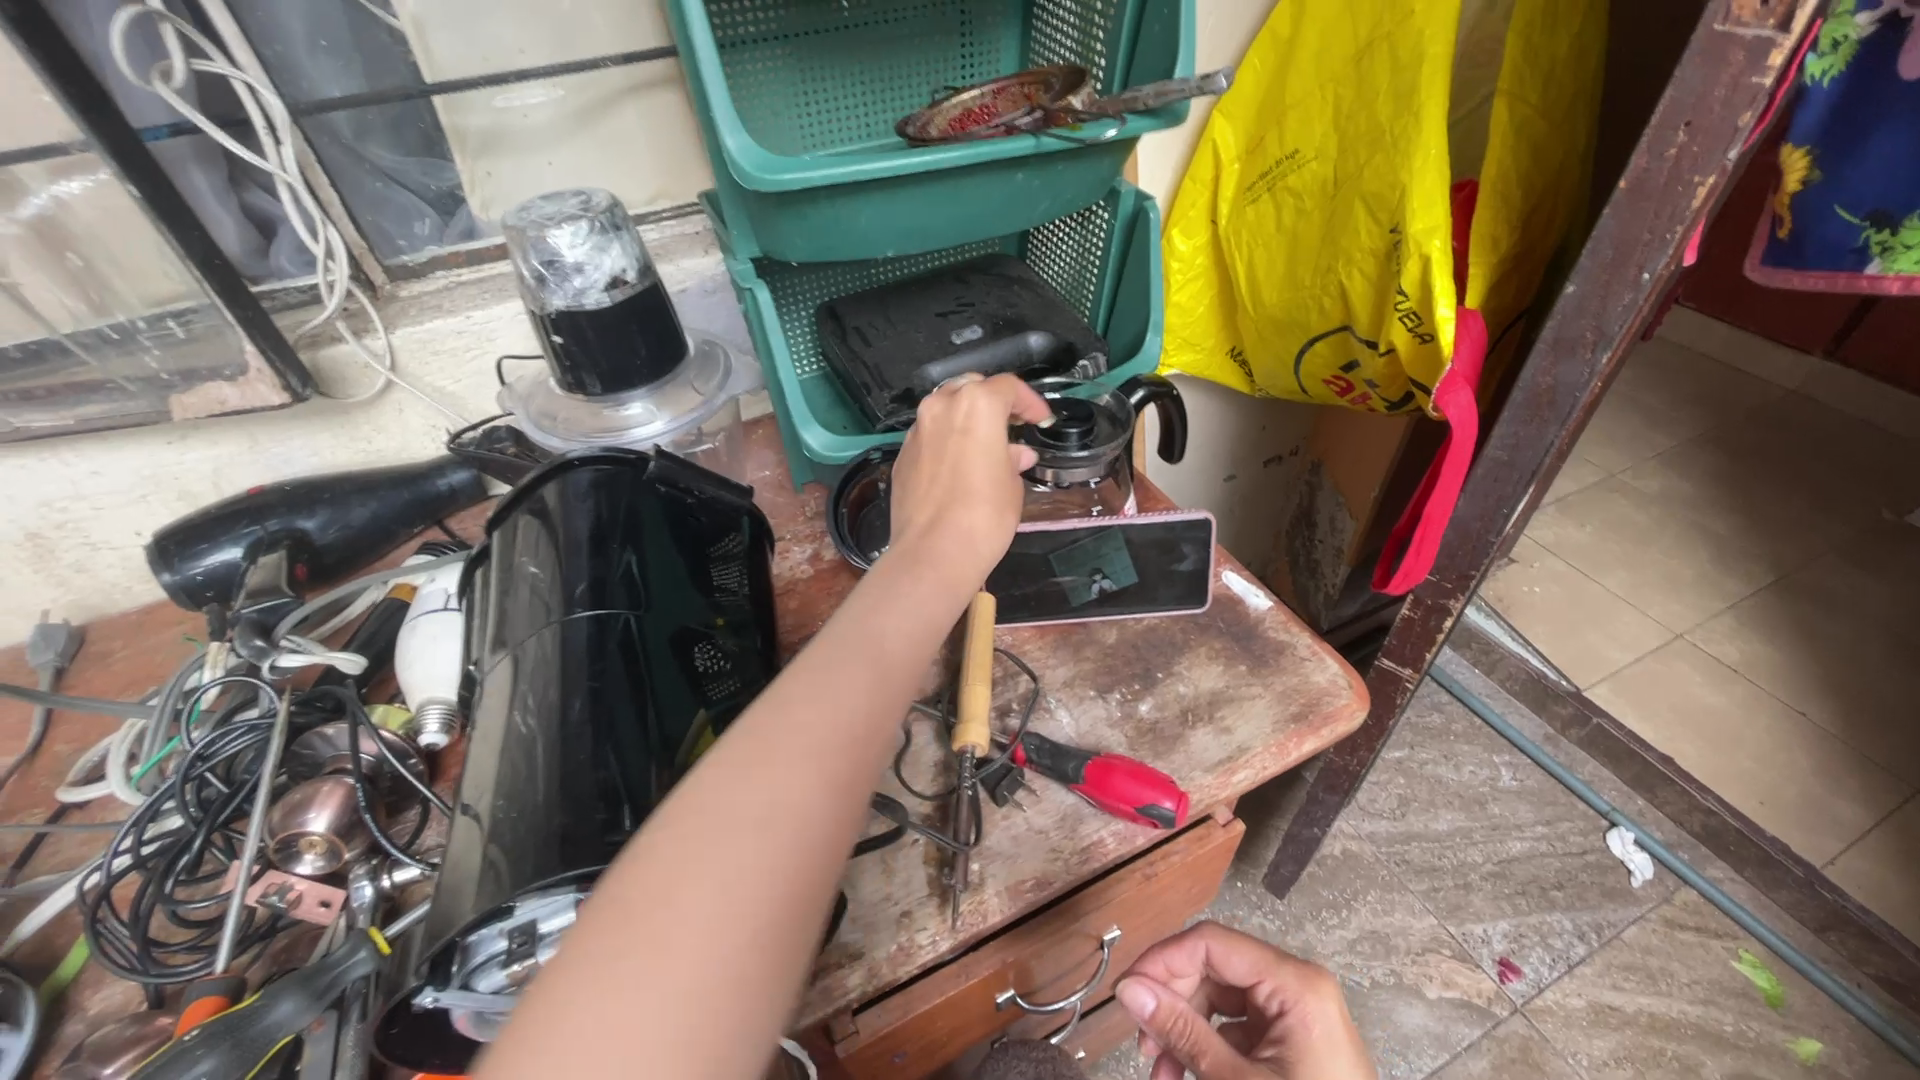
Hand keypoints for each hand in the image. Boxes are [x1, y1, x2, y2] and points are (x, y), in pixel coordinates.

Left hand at [887, 373, 1051, 585]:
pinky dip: (946, 441)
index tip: (1040, 419)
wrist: (933, 553)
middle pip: (970, 388)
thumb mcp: (1012, 486)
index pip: (1008, 387)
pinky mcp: (902, 456)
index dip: (1029, 401)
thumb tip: (1016, 455)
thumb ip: (1013, 460)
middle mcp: (941, 408)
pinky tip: (959, 466)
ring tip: (985, 445)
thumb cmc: (984, 516)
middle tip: (1011, 424)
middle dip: (992, 401)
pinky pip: (929, 436)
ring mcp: (917, 431)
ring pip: (944, 409)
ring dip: (966, 419)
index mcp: (976, 405)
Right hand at [1113, 921, 1375, 1079]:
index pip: (1210, 942)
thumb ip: (1182, 1030)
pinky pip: (1236, 1027)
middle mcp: (1297, 985)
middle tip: (1142, 1042)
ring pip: (1219, 999)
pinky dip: (1207, 1046)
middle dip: (1172, 1005)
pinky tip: (1184, 1072)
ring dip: (1184, 1031)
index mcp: (1295, 983)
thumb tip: (1128, 989)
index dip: (1161, 961)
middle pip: (1213, 969)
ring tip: (1160, 1071)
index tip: (1126, 993)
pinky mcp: (1291, 1038)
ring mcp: (1295, 1012)